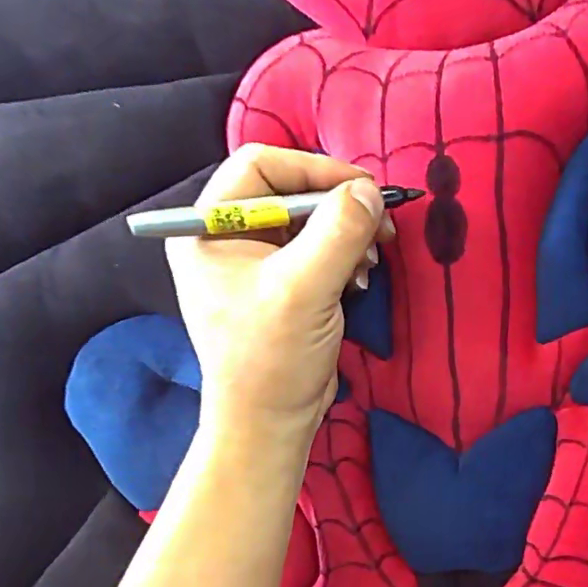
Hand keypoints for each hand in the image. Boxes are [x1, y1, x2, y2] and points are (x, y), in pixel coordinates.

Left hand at [168, 144, 394, 441]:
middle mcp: (226, 234)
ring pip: (310, 216)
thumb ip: (339, 231)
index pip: (261, 166)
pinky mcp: (281, 279)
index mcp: (208, 227)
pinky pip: (318, 245)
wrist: (270, 420)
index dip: (314, 169)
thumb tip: (370, 191)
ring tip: (370, 261)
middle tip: (379, 227)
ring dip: (348, 232)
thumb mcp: (304, 288)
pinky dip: (345, 253)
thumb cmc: (270, 358)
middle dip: (338, 206)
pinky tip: (359, 278)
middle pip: (290, 189)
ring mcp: (254, 258)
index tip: (362, 190)